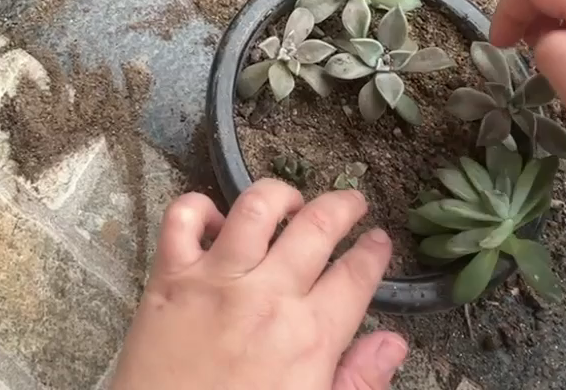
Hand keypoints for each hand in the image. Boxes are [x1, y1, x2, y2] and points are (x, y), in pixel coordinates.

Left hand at [110, 181, 405, 389]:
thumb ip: (357, 381)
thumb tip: (394, 343)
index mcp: (309, 338)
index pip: (354, 278)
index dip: (373, 253)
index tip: (381, 236)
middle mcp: (266, 295)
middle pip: (315, 228)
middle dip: (342, 206)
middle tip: (352, 199)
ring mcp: (216, 279)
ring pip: (255, 208)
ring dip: (279, 194)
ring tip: (290, 199)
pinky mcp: (171, 275)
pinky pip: (183, 217)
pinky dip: (199, 204)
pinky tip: (215, 219)